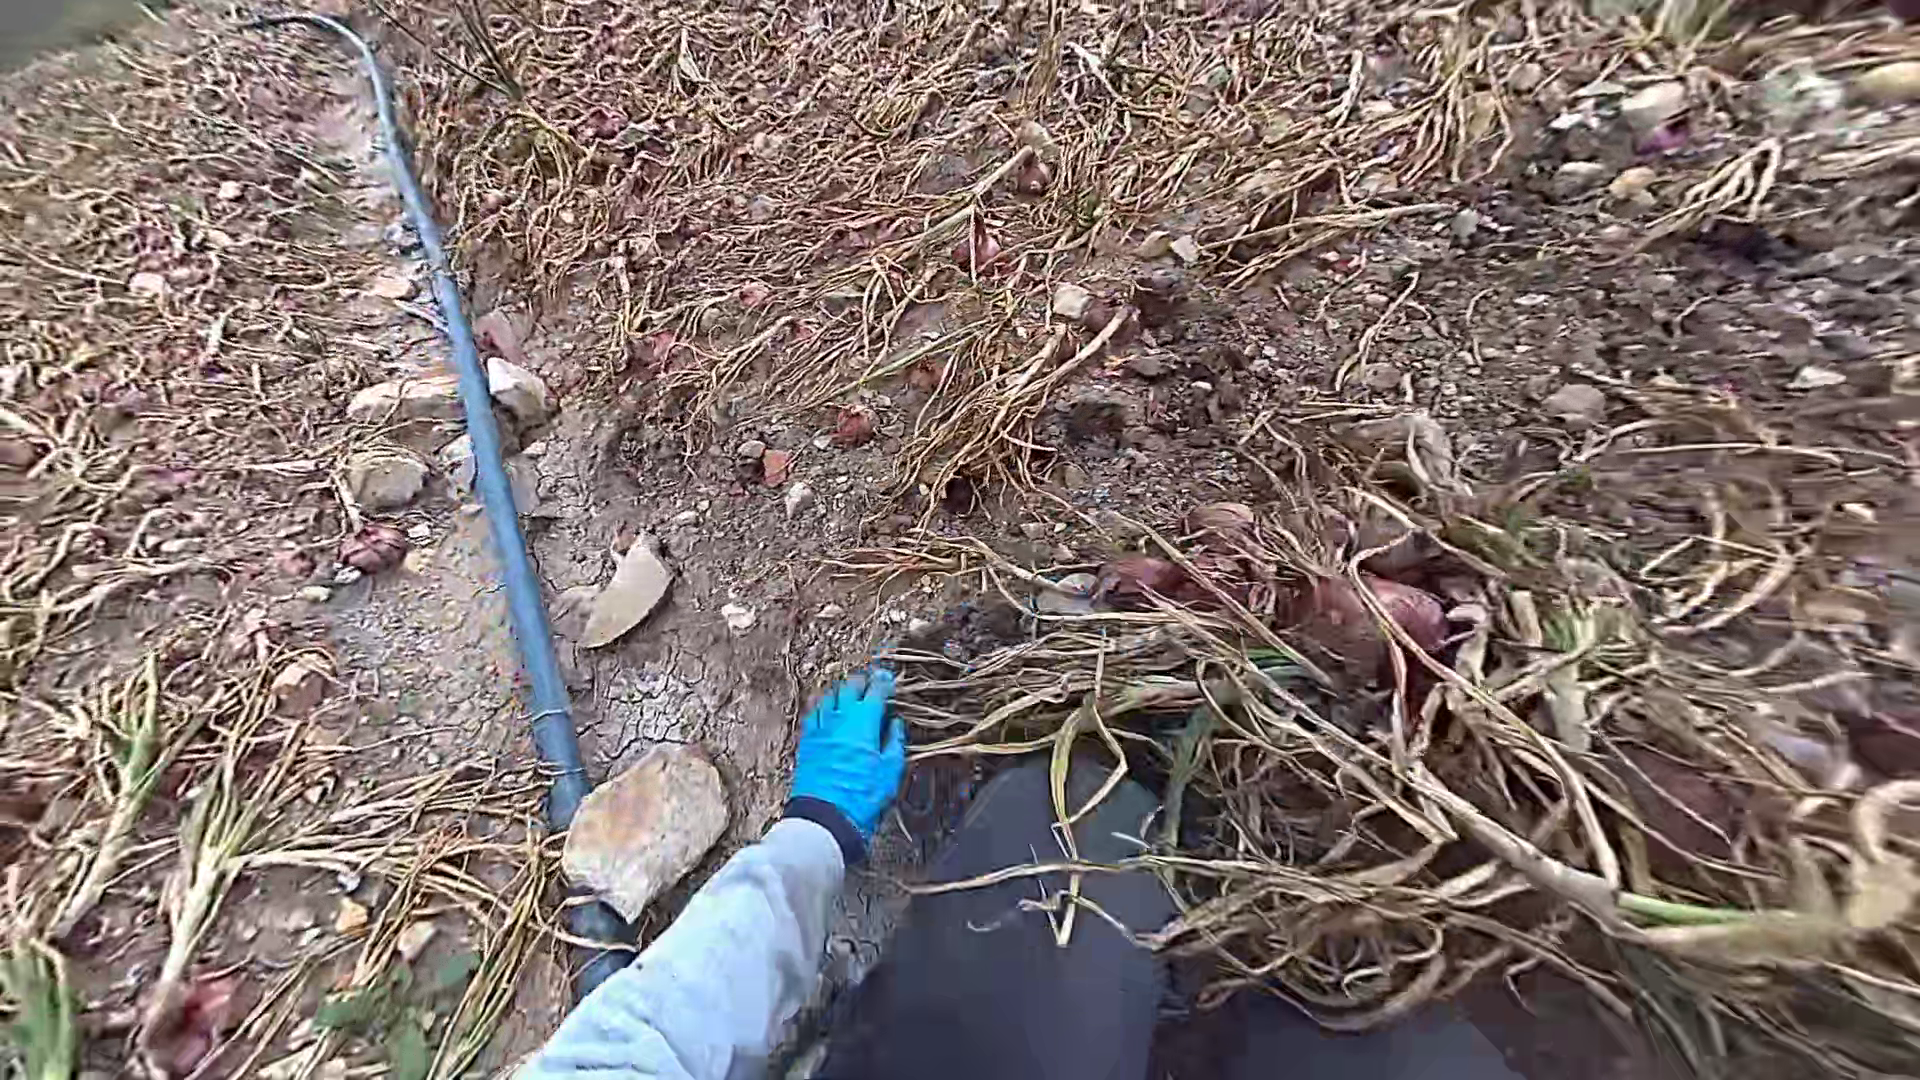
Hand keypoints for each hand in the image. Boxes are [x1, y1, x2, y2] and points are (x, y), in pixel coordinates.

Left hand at [788, 669, 904, 853]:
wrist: (825, 817)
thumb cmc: (861, 796)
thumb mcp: (890, 770)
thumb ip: (895, 741)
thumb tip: (896, 724)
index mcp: (865, 721)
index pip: (876, 690)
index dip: (884, 681)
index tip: (888, 680)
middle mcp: (841, 717)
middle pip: (850, 686)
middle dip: (862, 681)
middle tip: (870, 684)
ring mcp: (821, 727)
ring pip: (829, 695)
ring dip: (841, 690)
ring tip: (849, 693)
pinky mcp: (807, 739)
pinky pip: (813, 712)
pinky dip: (822, 705)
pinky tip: (826, 709)